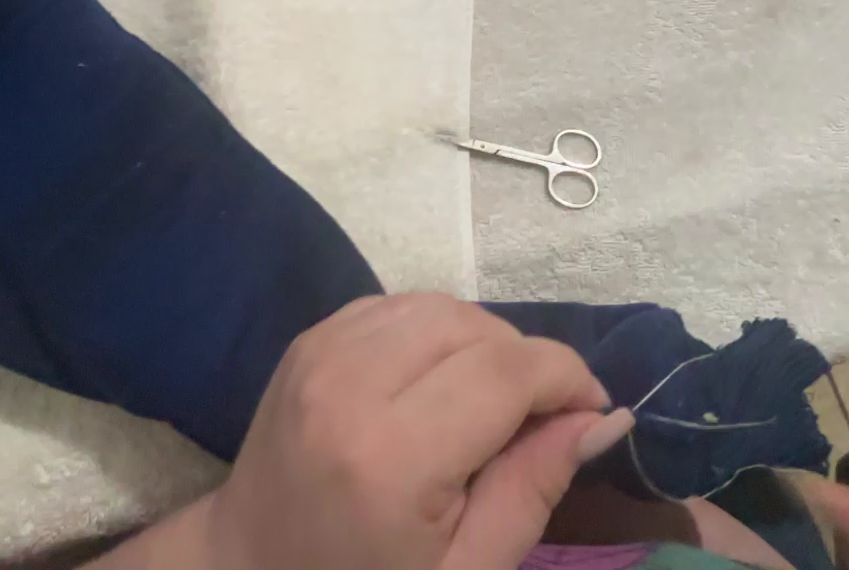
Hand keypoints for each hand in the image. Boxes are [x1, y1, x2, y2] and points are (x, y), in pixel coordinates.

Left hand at [102, 293, 633, 569]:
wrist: (247, 567)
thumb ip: (533, 487)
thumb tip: (601, 416)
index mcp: (388, 455)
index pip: (504, 372)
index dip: (564, 376)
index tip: (590, 406)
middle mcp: (350, 380)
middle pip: (474, 325)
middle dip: (525, 359)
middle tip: (539, 412)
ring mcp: (323, 347)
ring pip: (440, 304)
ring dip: (482, 340)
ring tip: (488, 395)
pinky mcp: (312, 335)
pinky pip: (400, 304)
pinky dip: (437, 329)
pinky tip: (438, 375)